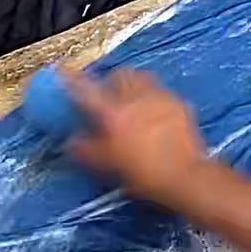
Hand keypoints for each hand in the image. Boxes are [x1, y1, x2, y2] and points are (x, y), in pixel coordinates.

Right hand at [63, 68, 208, 204]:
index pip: (87, 90)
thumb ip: (86, 150)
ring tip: (131, 101)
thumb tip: (71, 141)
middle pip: (120, 74)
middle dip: (111, 80)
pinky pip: (161, 92)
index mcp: (114, 112)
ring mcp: (161, 97)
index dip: (73, 80)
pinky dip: (153, 98)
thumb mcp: (109, 164)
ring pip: (142, 78)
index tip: (64, 74)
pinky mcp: (179, 104)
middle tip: (107, 95)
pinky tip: (154, 114)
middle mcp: (136, 97)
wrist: (185, 177)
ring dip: (133, 84)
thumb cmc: (144, 173)